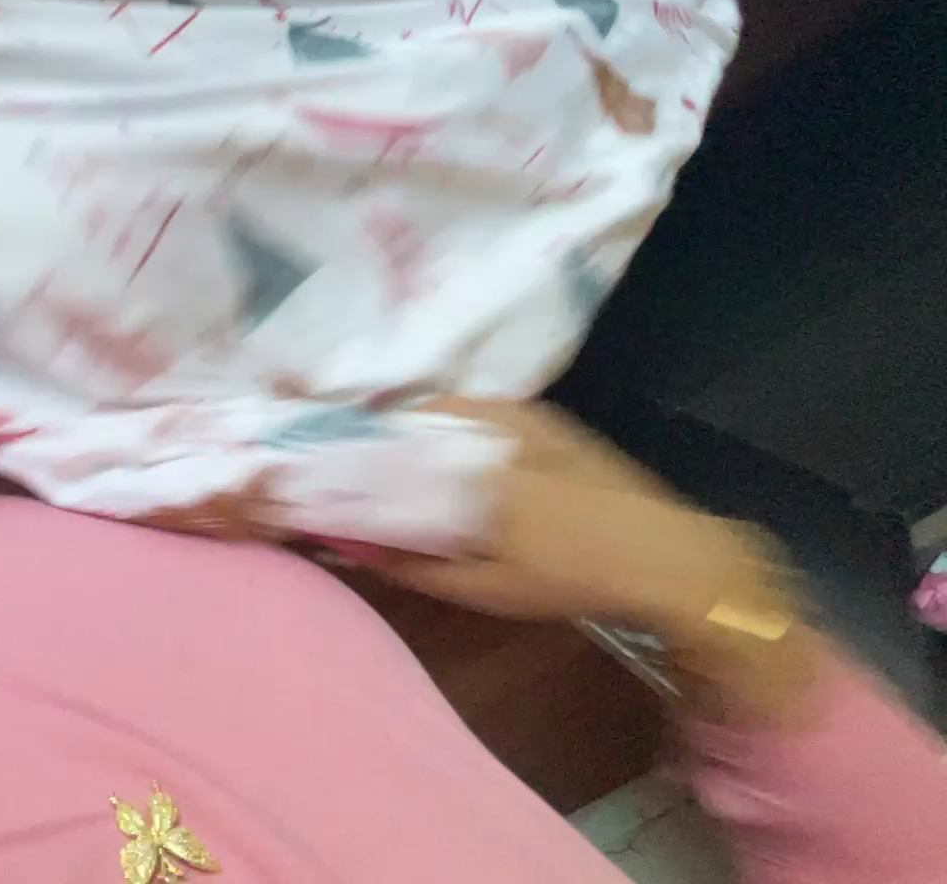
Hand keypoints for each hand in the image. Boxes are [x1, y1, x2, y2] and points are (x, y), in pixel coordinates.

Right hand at [360, 399, 818, 724]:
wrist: (674, 560)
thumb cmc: (572, 579)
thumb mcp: (485, 589)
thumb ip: (410, 565)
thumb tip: (346, 544)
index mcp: (466, 475)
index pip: (383, 456)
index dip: (345, 460)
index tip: (320, 473)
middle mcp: (483, 434)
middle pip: (401, 428)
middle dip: (369, 444)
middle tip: (348, 464)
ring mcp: (512, 417)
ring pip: (431, 412)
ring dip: (402, 429)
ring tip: (383, 453)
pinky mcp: (536, 415)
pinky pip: (468, 405)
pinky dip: (441, 416)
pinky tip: (436, 439)